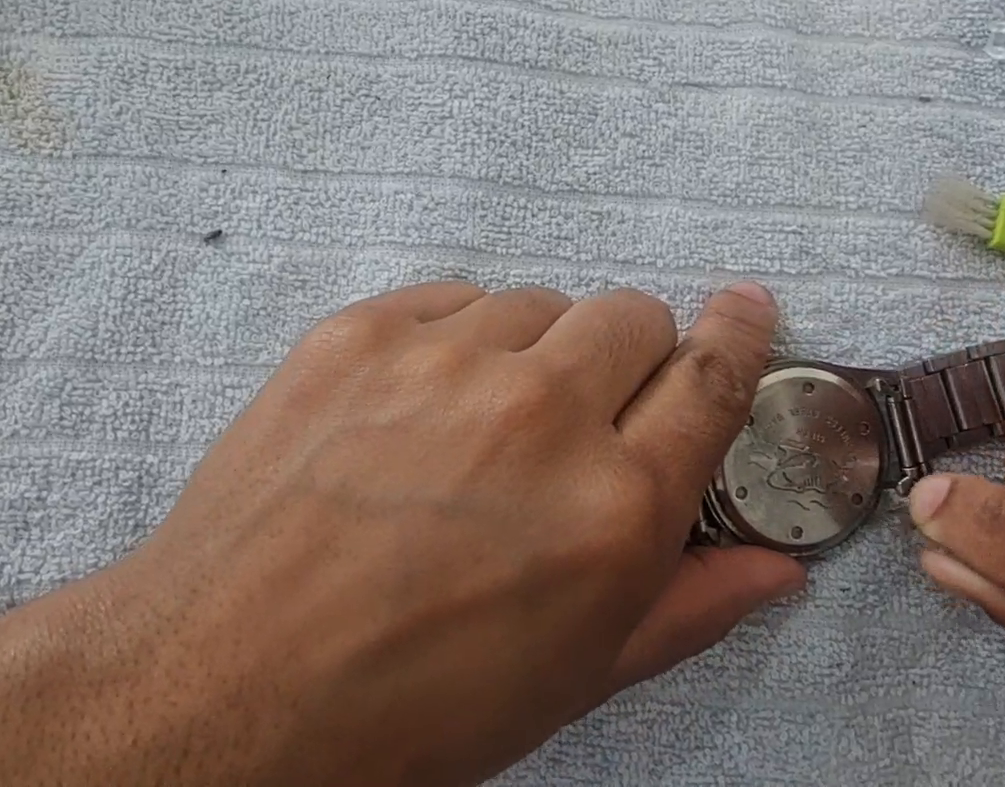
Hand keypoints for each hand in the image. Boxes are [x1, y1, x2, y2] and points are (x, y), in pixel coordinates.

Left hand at [117, 281, 800, 785]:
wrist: (225, 681)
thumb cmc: (407, 704)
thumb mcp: (571, 677)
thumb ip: (688, 605)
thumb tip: (779, 563)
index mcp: (612, 509)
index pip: (710, 382)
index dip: (739, 336)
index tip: (746, 305)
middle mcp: (539, 415)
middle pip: (629, 316)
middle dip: (623, 357)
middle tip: (576, 411)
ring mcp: (444, 360)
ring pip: (536, 303)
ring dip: (530, 350)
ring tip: (474, 423)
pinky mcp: (361, 332)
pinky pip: (449, 298)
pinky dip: (453, 338)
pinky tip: (415, 402)